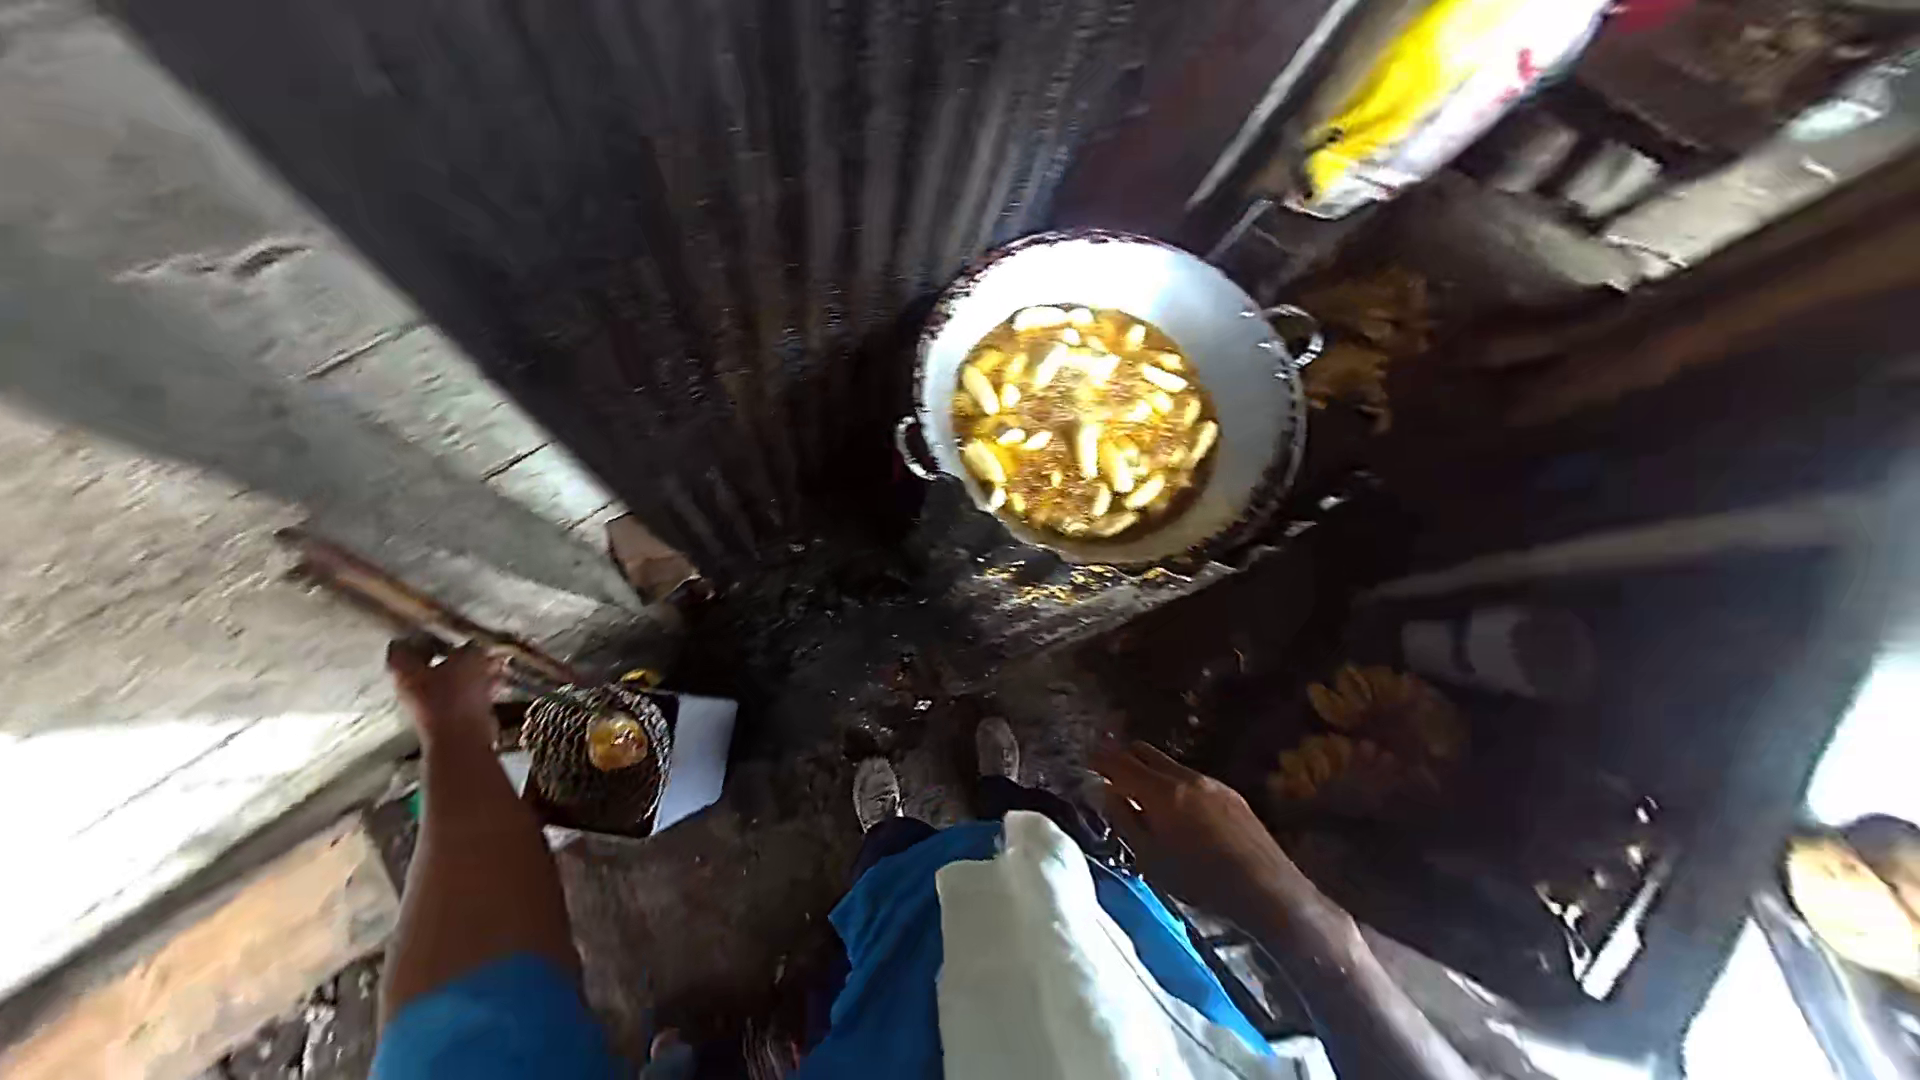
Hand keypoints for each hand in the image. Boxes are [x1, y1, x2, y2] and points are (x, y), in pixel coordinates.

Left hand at [388, 638, 501, 751]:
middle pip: (429, 663)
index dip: (416, 635)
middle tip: (471, 641)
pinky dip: (482, 682)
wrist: (463, 736)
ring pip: (452, 677)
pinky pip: (466, 691)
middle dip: (451, 652)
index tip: (435, 627)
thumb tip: (475, 644)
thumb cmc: (455, 694)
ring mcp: (433, 702)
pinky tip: (500, 676)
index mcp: (406, 672)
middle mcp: (413, 687)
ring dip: (471, 667)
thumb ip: (470, 648)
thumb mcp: (466, 660)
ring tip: (494, 657)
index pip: (401, 648)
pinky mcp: (453, 713)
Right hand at [1094, 740, 1300, 926]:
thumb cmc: (1201, 882)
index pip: (1120, 764)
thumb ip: (1124, 820)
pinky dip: (1173, 784)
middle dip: (1123, 757)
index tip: (1087, 756)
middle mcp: (1185, 778)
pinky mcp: (1230, 794)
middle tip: (1109, 770)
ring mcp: (1210, 783)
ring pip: (1169, 764)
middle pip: (1144, 752)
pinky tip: (1177, 809)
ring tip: (1141, 793)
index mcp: (1160, 793)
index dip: (1100, 758)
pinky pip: (1191, 778)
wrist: (1269, 891)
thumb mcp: (1150, 858)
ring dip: (1149, 771)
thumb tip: (1106, 792)